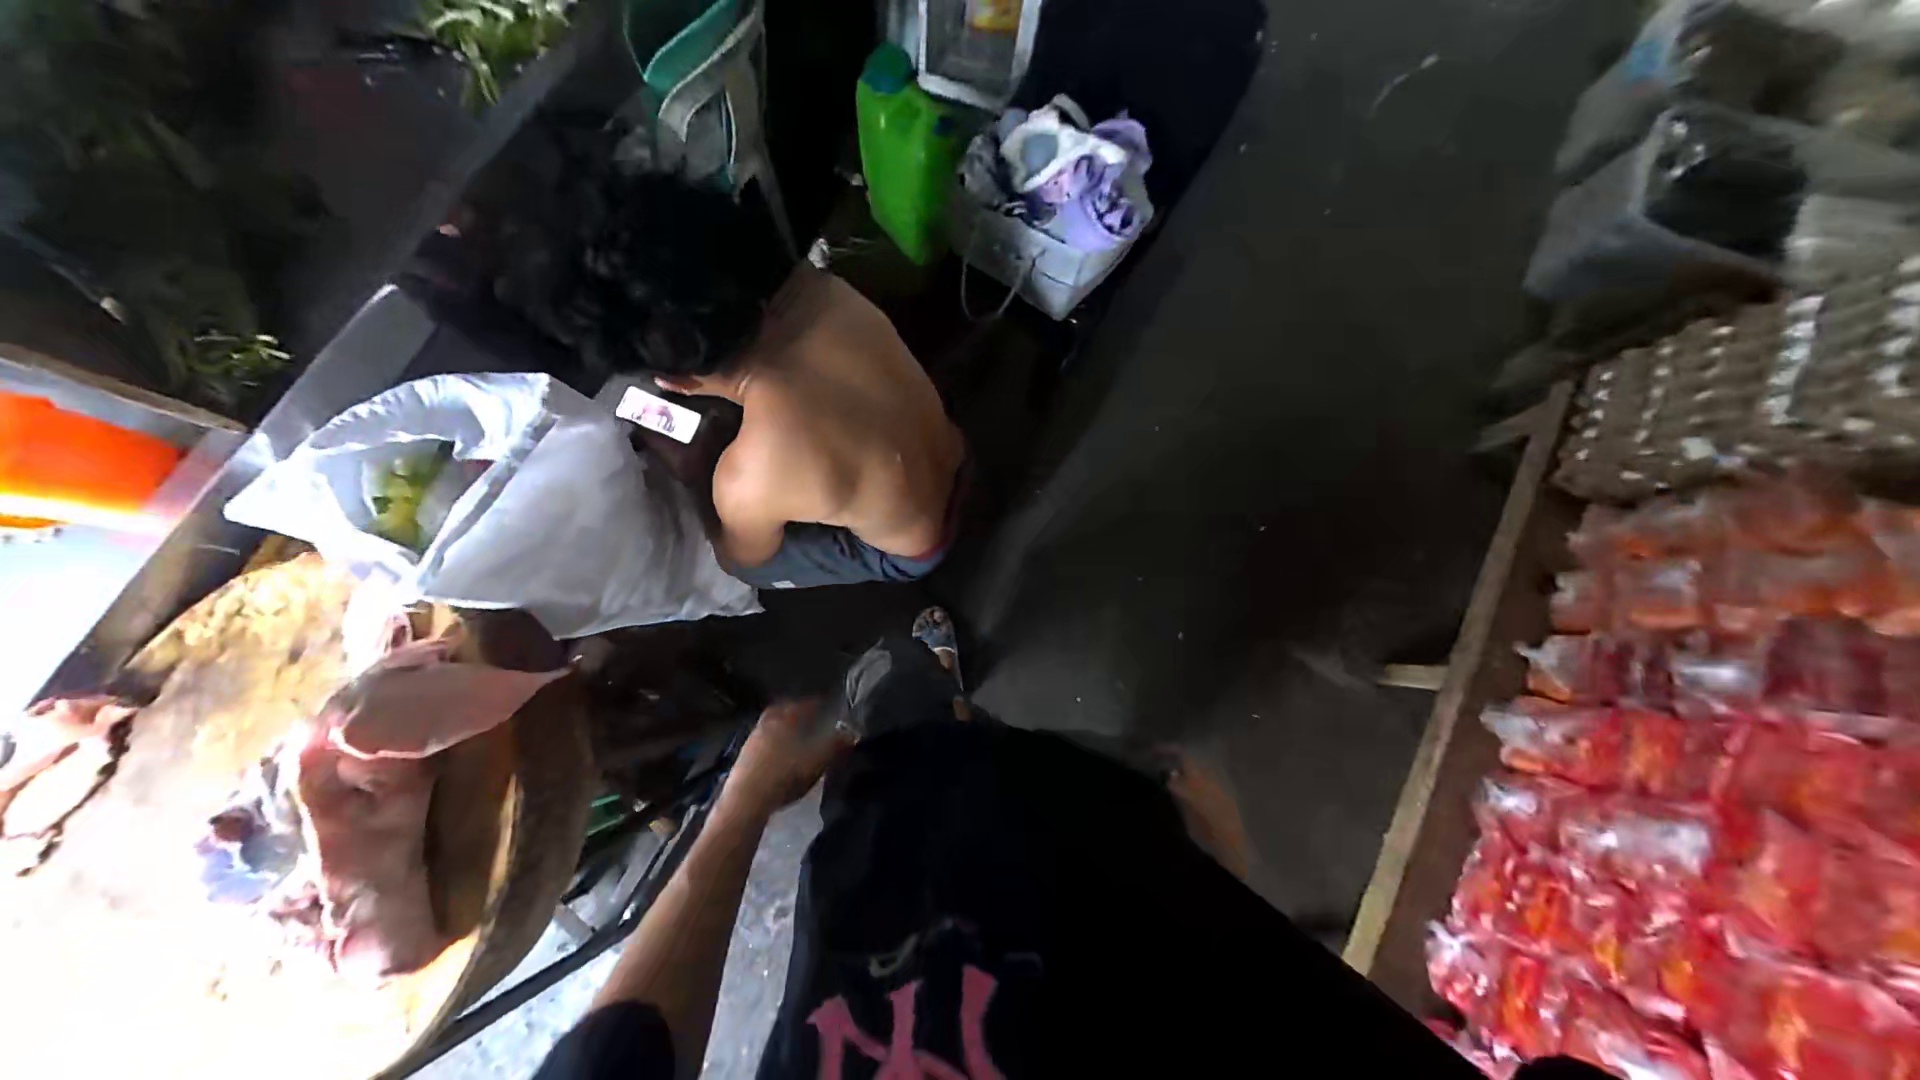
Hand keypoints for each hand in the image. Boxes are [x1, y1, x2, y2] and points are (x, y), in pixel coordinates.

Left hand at [719, 700, 849, 818]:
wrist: (746, 802)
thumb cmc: (785, 775)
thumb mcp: (818, 760)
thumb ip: (836, 745)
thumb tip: (851, 735)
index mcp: (784, 719)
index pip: (803, 705)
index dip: (816, 705)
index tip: (826, 706)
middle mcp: (766, 725)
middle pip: (781, 712)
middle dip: (795, 714)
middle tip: (807, 719)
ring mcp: (751, 743)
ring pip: (770, 729)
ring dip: (782, 731)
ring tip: (796, 741)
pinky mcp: (742, 761)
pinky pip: (762, 746)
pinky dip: (773, 747)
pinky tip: (780, 760)